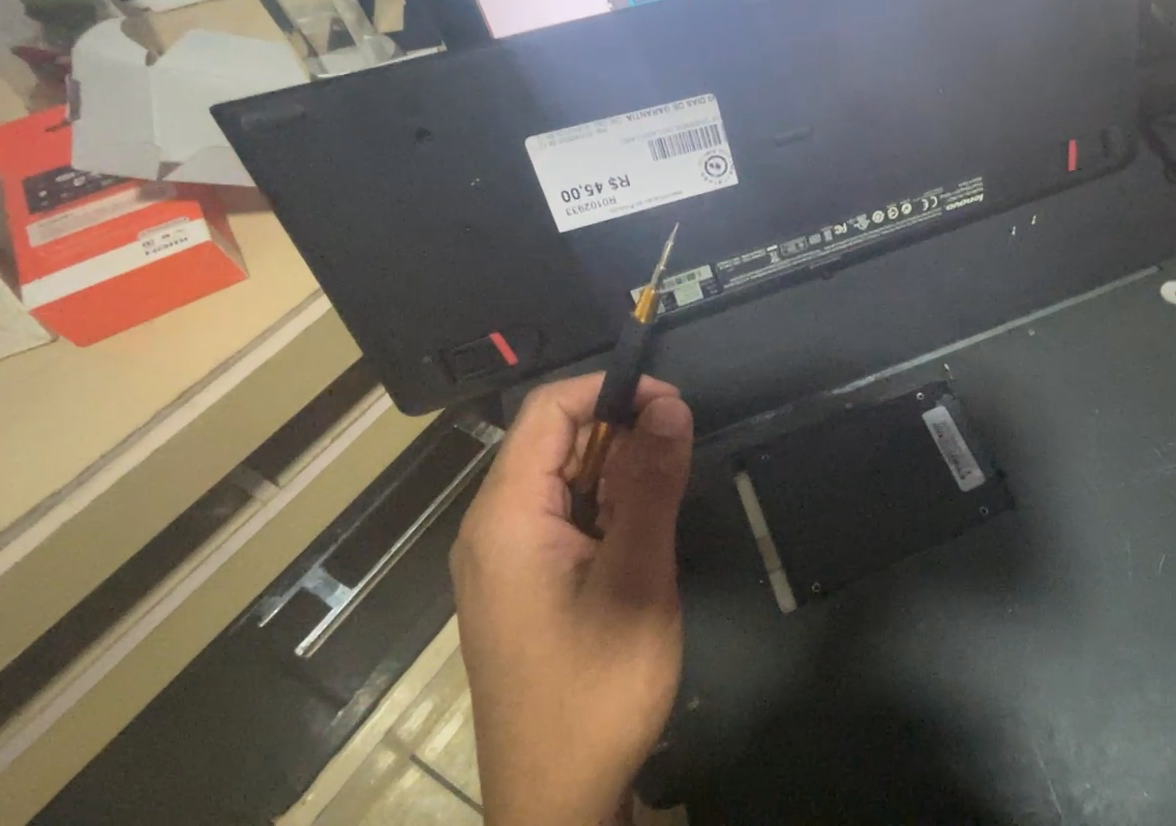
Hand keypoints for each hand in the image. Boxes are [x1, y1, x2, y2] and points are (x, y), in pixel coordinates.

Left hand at [451, 374, 693, 824]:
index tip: (674, 403)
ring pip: (562, 480)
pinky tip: (642, 528)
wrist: (556, 797)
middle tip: (683, 450)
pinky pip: (562, 518)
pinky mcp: (524, 585)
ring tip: (669, 491)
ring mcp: (506, 559)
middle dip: (620, 429)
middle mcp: (493, 527)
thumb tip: (671, 405)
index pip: (548, 411)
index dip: (610, 390)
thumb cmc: (596, 686)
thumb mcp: (637, 578)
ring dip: (617, 470)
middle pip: (553, 441)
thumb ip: (651, 485)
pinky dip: (606, 506)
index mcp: (506, 516)